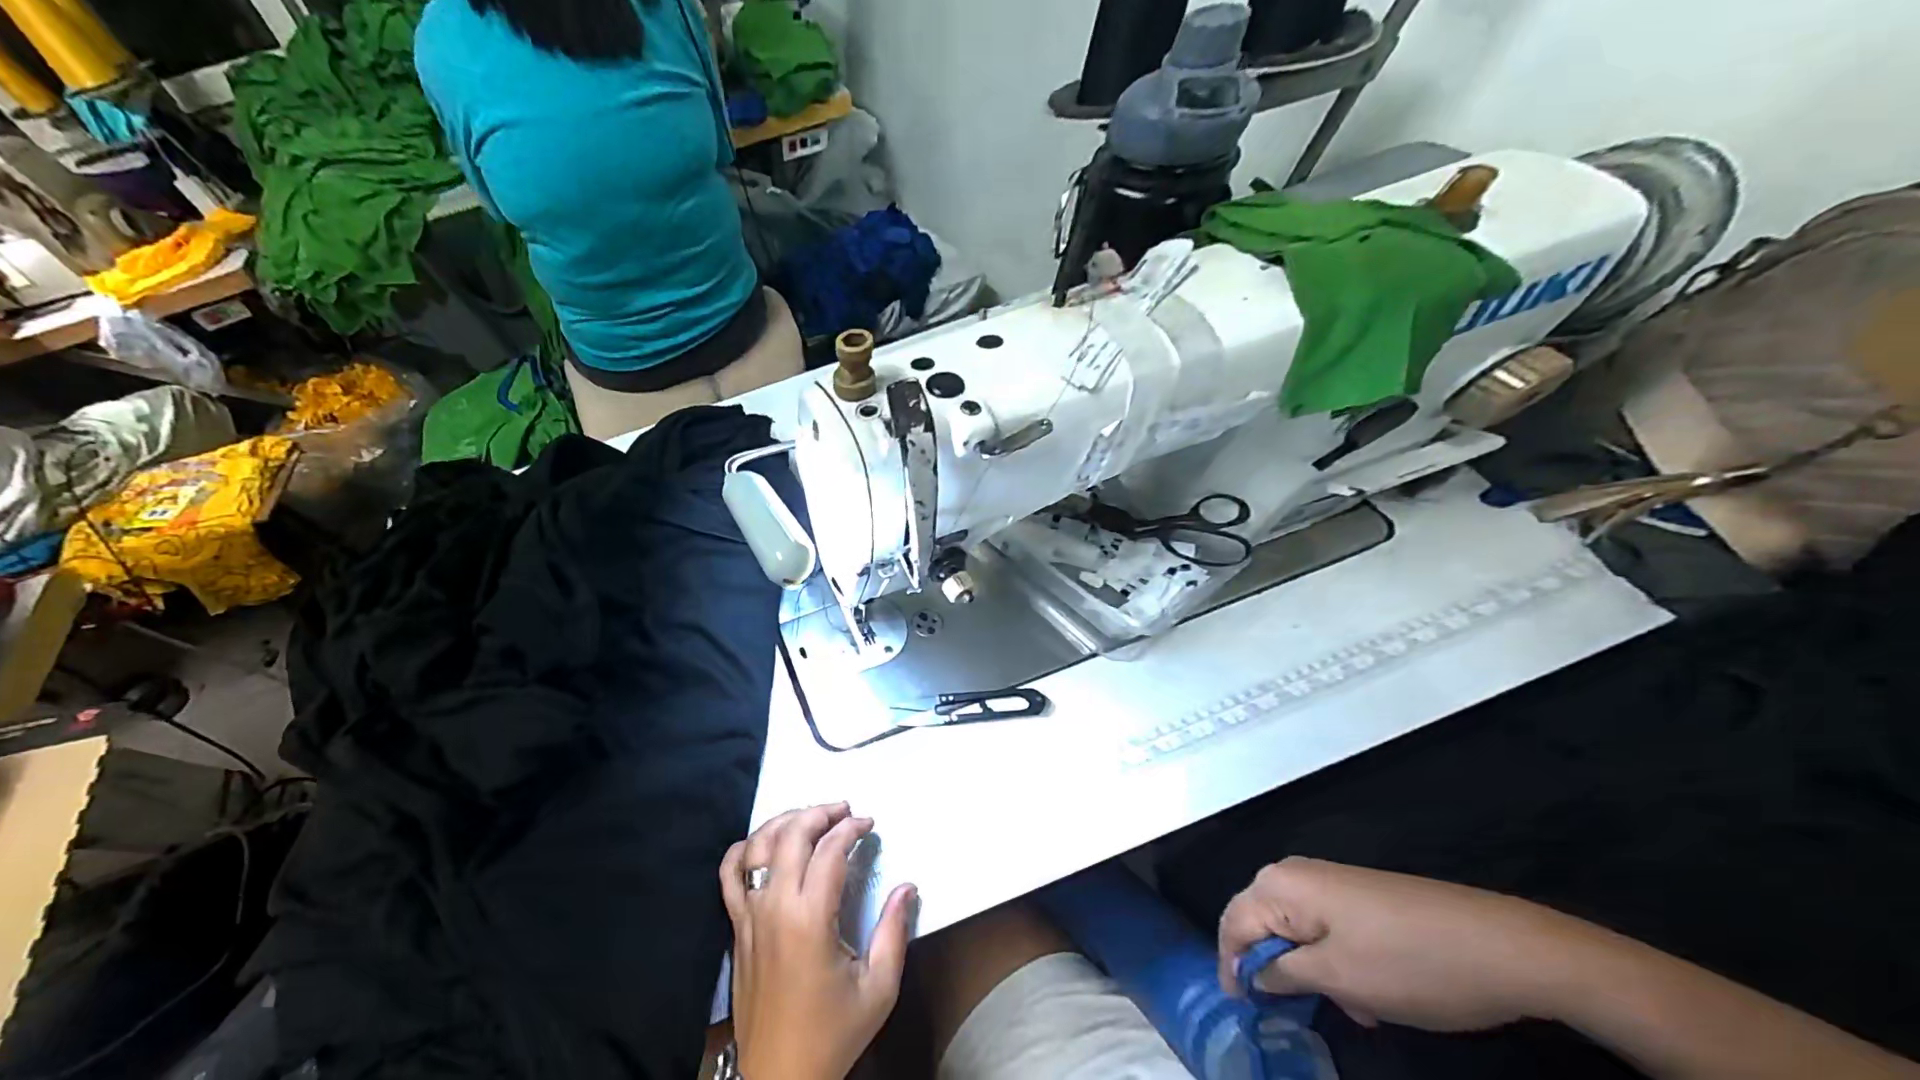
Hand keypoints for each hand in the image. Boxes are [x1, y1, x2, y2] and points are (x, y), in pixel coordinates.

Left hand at [721, 803, 916, 1079]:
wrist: (778, 1077)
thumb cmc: (831, 1034)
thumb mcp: (878, 988)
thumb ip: (894, 932)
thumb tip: (907, 888)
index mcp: (809, 919)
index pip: (829, 851)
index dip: (851, 829)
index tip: (868, 824)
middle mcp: (774, 908)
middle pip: (791, 835)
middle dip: (820, 813)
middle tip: (844, 811)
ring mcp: (749, 916)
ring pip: (758, 846)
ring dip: (785, 822)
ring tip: (811, 818)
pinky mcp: (736, 928)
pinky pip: (729, 875)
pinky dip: (744, 849)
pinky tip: (764, 842)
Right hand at [1217, 856, 1597, 1030]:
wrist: (1503, 946)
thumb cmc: (1409, 964)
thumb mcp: (1338, 978)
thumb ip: (1282, 973)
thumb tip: (1255, 973)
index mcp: (1282, 884)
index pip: (1234, 924)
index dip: (1231, 967)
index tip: (1241, 1009)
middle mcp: (1299, 873)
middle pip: (1262, 923)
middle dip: (1274, 970)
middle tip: (1293, 1013)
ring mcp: (1333, 882)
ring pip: (1297, 930)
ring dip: (1309, 972)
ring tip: (1344, 1011)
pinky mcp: (1361, 896)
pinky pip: (1326, 929)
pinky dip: (1334, 963)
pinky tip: (1368, 997)